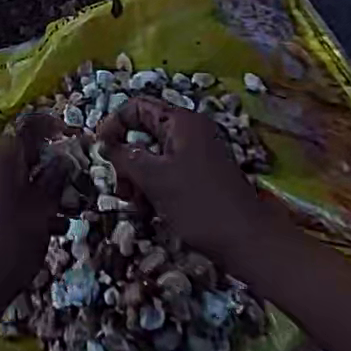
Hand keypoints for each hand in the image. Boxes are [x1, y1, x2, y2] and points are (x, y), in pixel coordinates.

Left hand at [0, 113, 68, 339]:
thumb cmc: (7, 246)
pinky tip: (51, 230)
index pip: (27, 128)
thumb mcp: (39, 213)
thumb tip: (63, 158)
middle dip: (50, 163)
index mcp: (2, 160)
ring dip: (43, 189)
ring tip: (70, 210)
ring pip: (18, 179)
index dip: (50, 126)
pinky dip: (30, 207)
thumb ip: (53, 182)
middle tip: (77, 179)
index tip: (72, 133)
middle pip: (23, 154)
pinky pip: (9, 199)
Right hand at [99, 97, 272, 262]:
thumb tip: (104, 143)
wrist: (250, 243)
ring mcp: (198, 153)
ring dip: (137, 175)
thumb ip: (124, 156)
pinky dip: (154, 185)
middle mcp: (190, 131)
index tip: (100, 149)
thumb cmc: (199, 204)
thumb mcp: (154, 178)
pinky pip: (168, 170)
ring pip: (154, 154)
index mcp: (181, 122)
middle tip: (120, 185)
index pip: (137, 107)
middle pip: (144, 131)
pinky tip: (150, 208)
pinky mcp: (202, 175)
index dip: (114, 123)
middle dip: (126, 157)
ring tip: (135, 203)